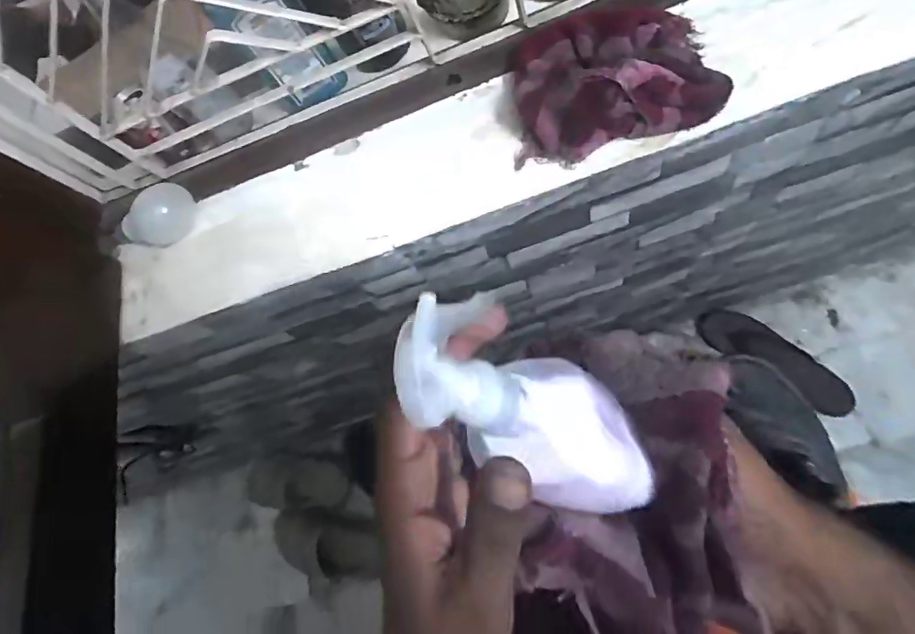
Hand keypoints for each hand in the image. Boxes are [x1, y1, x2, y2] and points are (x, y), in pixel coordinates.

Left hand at [376, 304, 534, 633]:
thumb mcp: (477, 594)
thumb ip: (492, 532)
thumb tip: (512, 461)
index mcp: (402, 492)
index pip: (403, 407)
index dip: (426, 361)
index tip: (465, 325)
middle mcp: (410, 477)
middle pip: (420, 399)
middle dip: (450, 353)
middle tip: (495, 319)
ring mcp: (429, 487)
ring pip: (438, 415)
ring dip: (463, 375)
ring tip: (498, 339)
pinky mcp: (449, 501)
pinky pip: (458, 440)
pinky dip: (476, 410)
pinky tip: (502, 399)